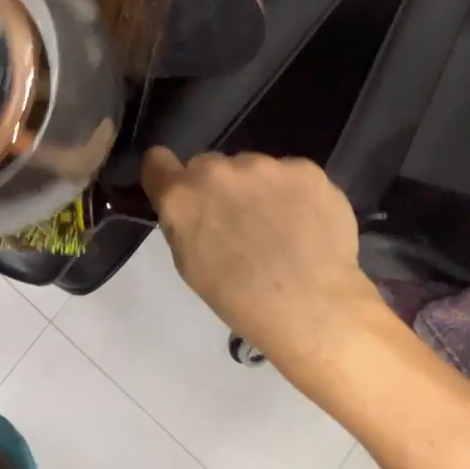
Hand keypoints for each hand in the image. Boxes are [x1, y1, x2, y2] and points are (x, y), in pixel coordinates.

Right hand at [141, 149, 381, 368]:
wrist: (313, 308)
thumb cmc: (240, 298)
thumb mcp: (188, 263)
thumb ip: (182, 222)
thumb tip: (194, 207)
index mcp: (180, 196)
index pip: (156, 160)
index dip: (167, 175)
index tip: (181, 191)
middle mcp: (215, 170)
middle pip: (209, 165)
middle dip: (218, 187)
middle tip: (240, 221)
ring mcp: (262, 165)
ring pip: (253, 168)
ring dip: (258, 188)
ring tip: (281, 226)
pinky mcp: (304, 169)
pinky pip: (290, 174)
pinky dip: (295, 193)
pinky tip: (307, 223)